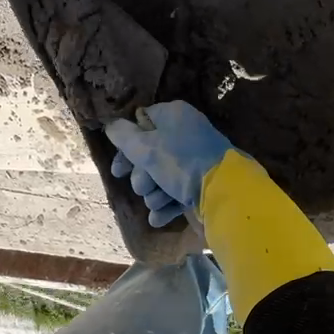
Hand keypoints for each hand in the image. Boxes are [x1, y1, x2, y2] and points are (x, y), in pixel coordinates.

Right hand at [105, 101, 238, 226]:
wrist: (223, 193)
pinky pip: (176, 193)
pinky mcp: (201, 185)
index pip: (140, 124)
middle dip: (142, 176)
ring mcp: (194, 161)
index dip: (126, 147)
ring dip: (154, 193)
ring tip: (158, 200)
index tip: (118, 169)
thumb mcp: (145, 147)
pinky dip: (167, 205)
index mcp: (173, 116)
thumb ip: (122, 135)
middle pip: (149, 155)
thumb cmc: (181, 162)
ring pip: (161, 177)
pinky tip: (159, 217)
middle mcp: (184, 134)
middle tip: (143, 185)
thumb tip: (111, 125)